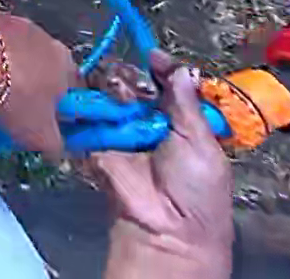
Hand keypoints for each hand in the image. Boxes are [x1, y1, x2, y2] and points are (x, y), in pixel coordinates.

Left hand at [0, 13, 79, 160]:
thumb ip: (56, 145)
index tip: (45, 124)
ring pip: (18, 55)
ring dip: (10, 72)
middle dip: (33, 89)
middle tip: (16, 111)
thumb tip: (55, 148)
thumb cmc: (14, 96)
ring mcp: (16, 23)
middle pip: (44, 69)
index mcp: (66, 62)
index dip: (61, 109)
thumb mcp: (41, 137)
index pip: (73, 89)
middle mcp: (45, 36)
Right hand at [88, 49, 232, 278]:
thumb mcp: (203, 145)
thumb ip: (187, 102)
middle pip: (132, 75)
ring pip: (108, 83)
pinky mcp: (94, 132)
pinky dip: (91, 96)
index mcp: (177, 117)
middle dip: (134, 75)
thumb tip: (178, 64)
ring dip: (115, 84)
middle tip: (140, 90)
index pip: (165, 78)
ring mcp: (118, 123)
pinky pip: (86, 103)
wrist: (164, 230)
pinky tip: (104, 103)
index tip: (155, 59)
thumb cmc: (196, 192)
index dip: (160, 65)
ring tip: (124, 100)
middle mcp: (146, 115)